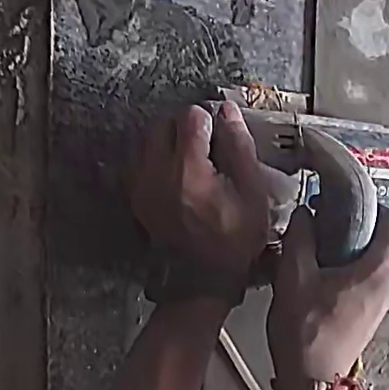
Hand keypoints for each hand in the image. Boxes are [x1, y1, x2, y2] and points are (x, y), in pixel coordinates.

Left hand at [129, 102, 273, 285]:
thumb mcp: (252, 193)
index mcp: (187, 170)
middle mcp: (156, 173)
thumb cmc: (234, 239)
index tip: (222, 139)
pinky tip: (176, 175)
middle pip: (163, 123)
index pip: (191, 117)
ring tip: (192, 161)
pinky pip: (140, 162)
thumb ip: (240, 147)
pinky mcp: (136, 198)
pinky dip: (156, 160)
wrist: (201, 279)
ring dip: (168, 141)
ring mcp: (140, 186)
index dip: (211, 121)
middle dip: (185, 127)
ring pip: (147, 140)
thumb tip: (226, 110)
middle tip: (207, 146)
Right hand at [270, 206, 388, 386]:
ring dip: (343, 251)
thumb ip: (299, 238)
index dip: (371, 204)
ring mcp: (380, 304)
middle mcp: (387, 285)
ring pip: (368, 262)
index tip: (341, 202)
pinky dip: (342, 272)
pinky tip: (313, 278)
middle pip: (380, 241)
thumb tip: (304, 213)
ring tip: (310, 251)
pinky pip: (361, 282)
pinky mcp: (366, 317)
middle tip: (317, 224)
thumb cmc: (305, 331)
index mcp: (378, 271)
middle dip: (351, 227)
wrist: (310, 384)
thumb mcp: (294, 277)